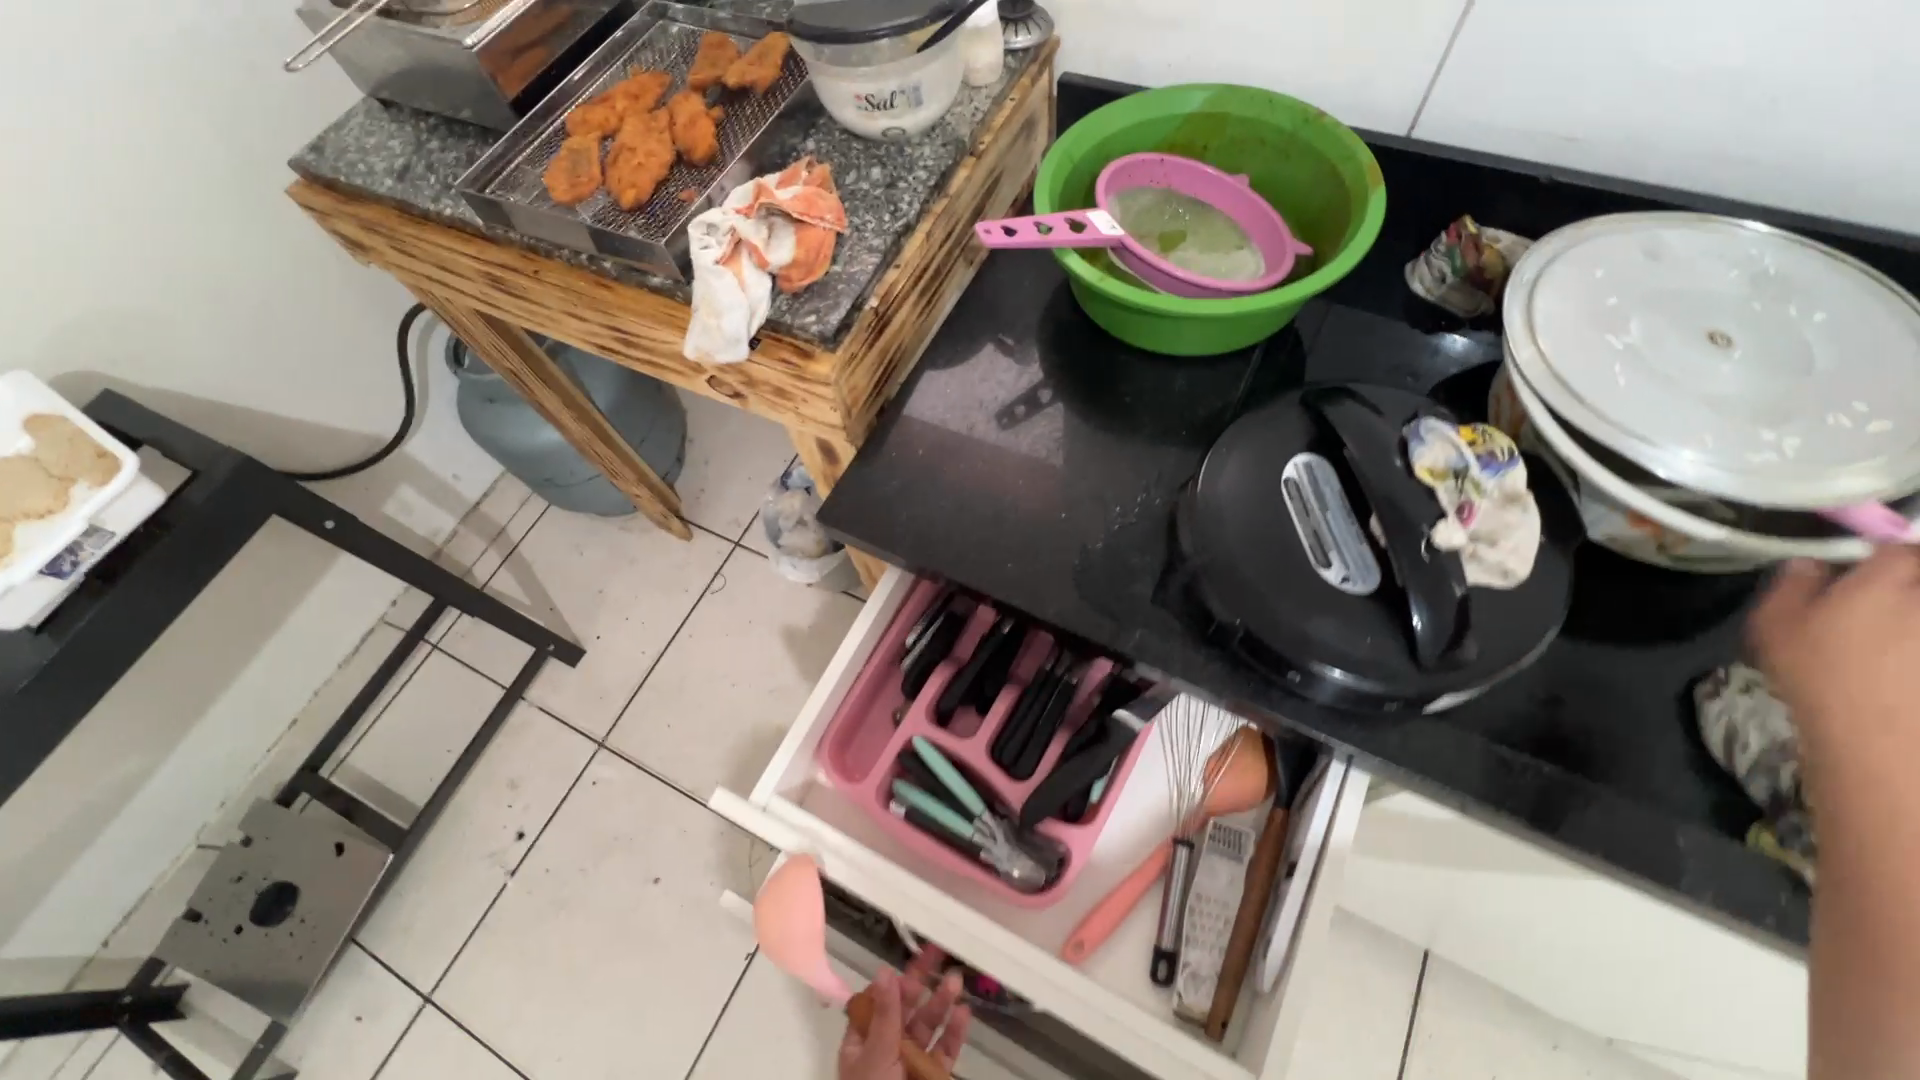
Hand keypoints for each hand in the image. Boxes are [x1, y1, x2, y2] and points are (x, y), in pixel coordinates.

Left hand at [838, 946, 972, 1079]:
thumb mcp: (874, 1054)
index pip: (877, 1002)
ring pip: (928, 1028)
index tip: (913, 961)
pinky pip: (944, 1053)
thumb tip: (885, 970)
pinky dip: (954, 1034)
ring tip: (955, 981)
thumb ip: (884, 1014)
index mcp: (861, 1042)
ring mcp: (910, 1065)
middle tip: (938, 956)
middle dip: (922, 985)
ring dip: (941, 1003)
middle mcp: (886, 1050)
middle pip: (906, 1010)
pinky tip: (963, 1014)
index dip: (895, 982)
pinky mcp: (932, 1079)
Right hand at [1749, 549, 1919, 797]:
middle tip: (1880, 604)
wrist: (1879, 735)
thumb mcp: (1774, 624)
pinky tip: (1898, 665)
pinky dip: (1910, 650)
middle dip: (1903, 584)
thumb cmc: (1817, 671)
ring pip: (1916, 615)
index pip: (1895, 548)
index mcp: (1888, 576)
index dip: (1879, 556)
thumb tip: (1807, 562)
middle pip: (1919, 574)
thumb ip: (1790, 584)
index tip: (1861, 570)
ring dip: (1906, 620)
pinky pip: (1918, 643)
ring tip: (1890, 639)